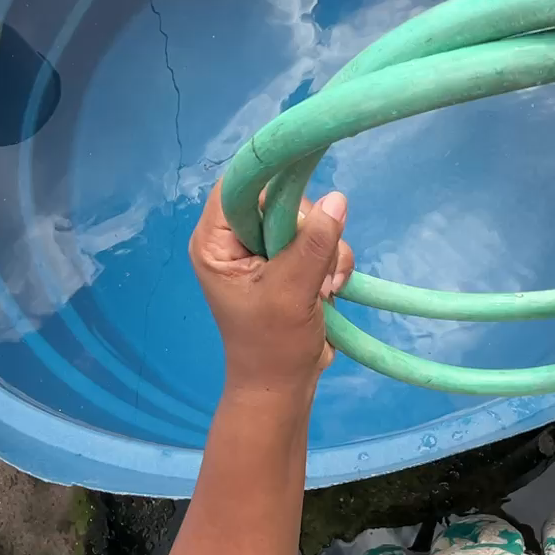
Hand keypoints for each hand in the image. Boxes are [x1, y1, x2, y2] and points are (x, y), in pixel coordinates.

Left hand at [189, 182, 354, 391]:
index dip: (270, 173)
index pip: (239, 186)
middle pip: (281, 199)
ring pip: (308, 219)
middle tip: (316, 266)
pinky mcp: (291, 261)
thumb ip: (312, 246)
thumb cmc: (272, 345)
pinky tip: (331, 290)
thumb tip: (338, 200)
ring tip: (323, 289)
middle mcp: (237, 239)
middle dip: (309, 228)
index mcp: (216, 242)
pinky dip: (334, 261)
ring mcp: (266, 249)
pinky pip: (321, 240)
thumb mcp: (291, 293)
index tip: (305, 169)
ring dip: (327, 251)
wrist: (285, 385)